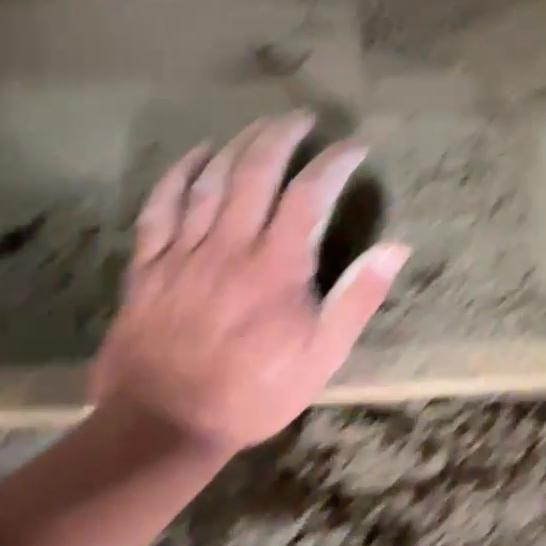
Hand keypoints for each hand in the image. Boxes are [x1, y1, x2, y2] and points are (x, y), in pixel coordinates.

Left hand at [89, 112, 406, 452]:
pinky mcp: (148, 269)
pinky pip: (158, 209)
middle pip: (255, 171)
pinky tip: (196, 156)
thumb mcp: (323, 353)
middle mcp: (230, 246)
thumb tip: (397, 247)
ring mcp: (184, 254)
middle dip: (281, 136)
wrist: (161, 428)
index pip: (311, 192)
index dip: (335, 161)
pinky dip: (177, 176)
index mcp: (278, 264)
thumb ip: (359, 297)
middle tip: (301, 117)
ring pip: (209, 181)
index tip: (355, 146)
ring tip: (258, 126)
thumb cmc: (255, 390)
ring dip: (237, 145)